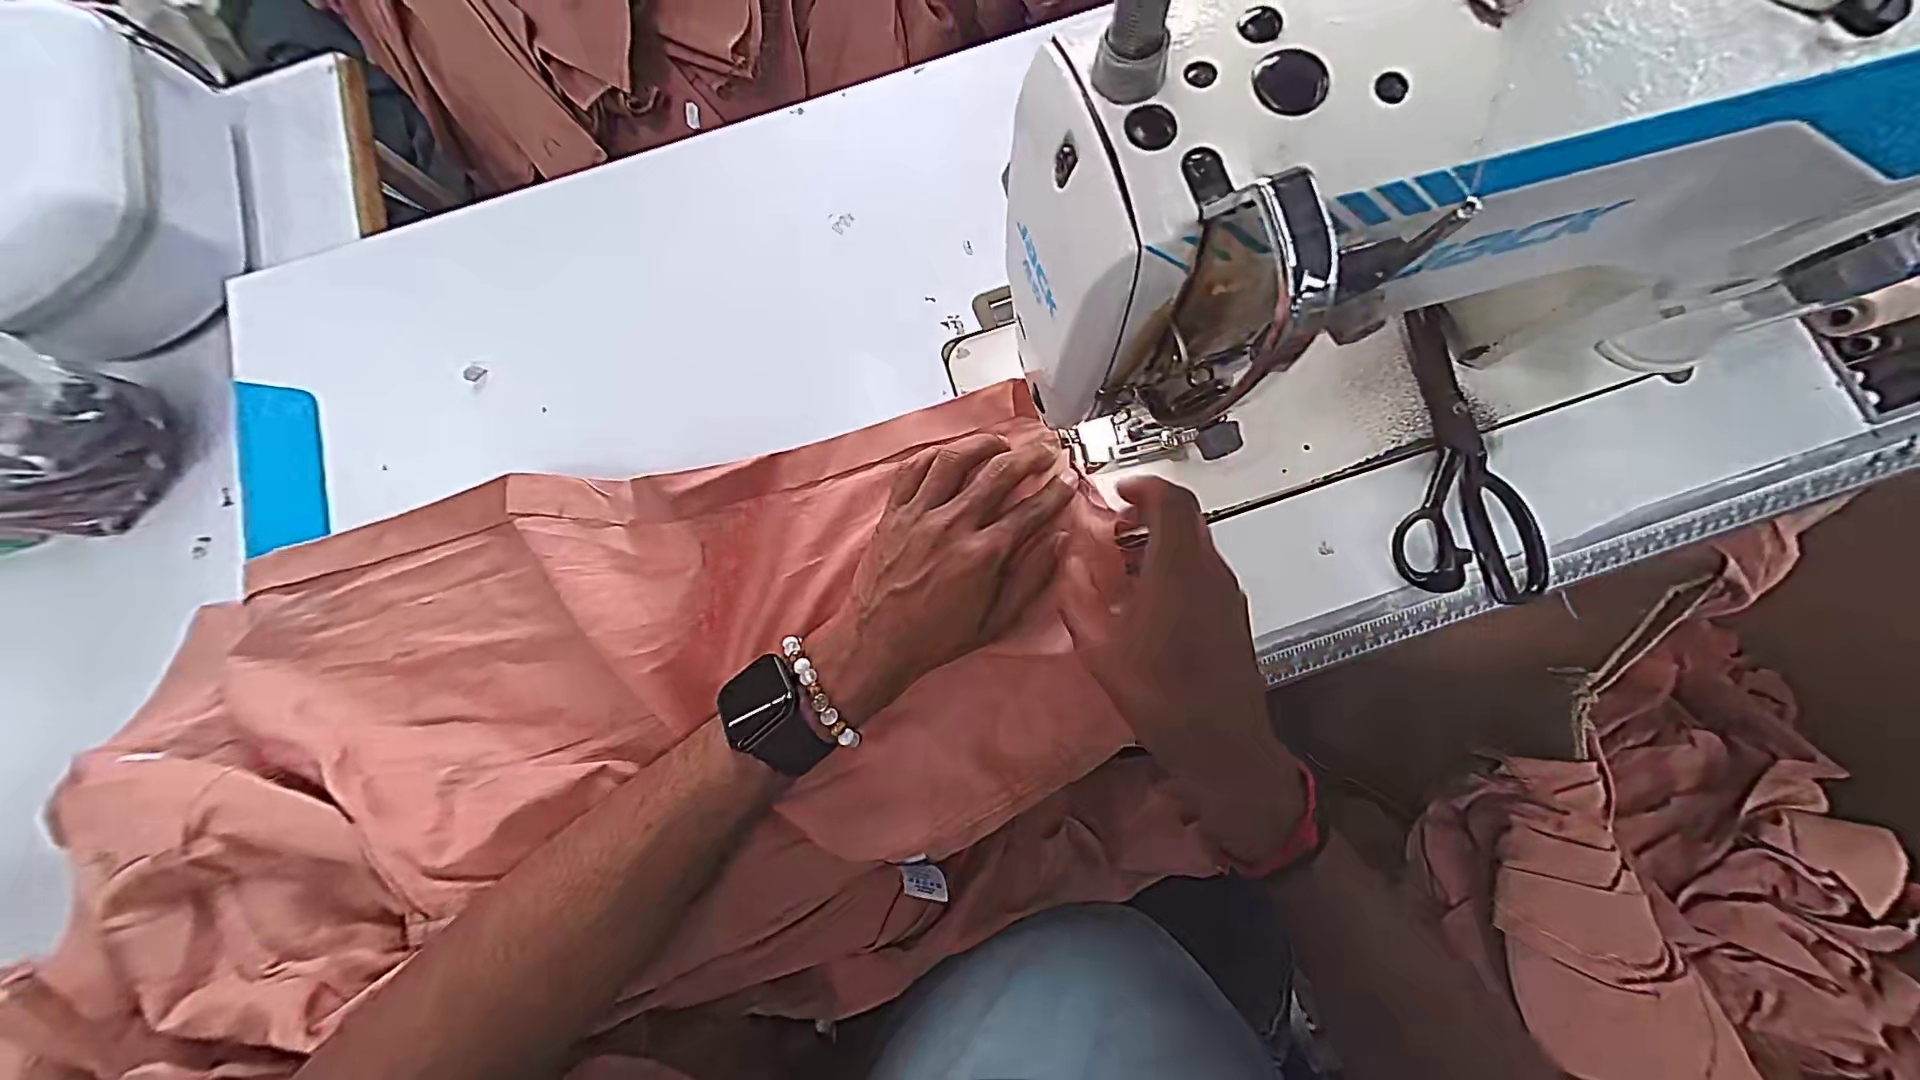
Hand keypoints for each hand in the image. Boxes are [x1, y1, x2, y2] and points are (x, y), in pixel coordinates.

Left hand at [806, 433, 1074, 727]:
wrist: (878, 641)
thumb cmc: (936, 637)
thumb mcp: (995, 621)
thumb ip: (1031, 579)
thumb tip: (1057, 542)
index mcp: (982, 555)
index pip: (1030, 510)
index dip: (1056, 491)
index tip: (1067, 479)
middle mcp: (951, 526)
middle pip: (999, 473)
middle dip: (1030, 456)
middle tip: (1044, 450)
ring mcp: (919, 516)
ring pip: (954, 460)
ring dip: (983, 444)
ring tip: (1000, 443)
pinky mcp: (894, 514)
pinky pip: (913, 470)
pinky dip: (934, 455)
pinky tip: (950, 455)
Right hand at [1058, 476, 1303, 861]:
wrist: (1221, 741)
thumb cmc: (1160, 696)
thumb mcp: (1098, 647)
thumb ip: (1077, 595)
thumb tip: (1069, 562)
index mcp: (1177, 570)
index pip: (1172, 501)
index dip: (1145, 486)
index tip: (1121, 489)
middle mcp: (1210, 573)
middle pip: (1187, 516)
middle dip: (1149, 509)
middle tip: (1118, 521)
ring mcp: (1226, 592)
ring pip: (1197, 541)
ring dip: (1162, 536)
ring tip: (1126, 556)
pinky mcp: (1232, 612)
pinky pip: (1203, 567)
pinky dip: (1175, 561)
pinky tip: (1149, 591)